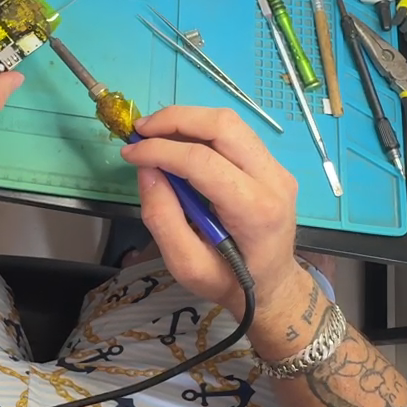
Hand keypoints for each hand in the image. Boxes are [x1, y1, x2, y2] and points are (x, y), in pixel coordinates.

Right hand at [120, 107, 312, 340]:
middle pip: (223, 125)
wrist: (272, 286)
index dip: (160, 150)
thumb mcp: (186, 265)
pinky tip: (176, 141)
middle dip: (175, 120)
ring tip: (153, 132)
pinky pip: (234, 133)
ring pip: (229, 122)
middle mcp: (273, 180)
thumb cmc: (227, 281)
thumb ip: (162, 218)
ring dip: (186, 120)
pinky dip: (200, 129)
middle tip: (139, 130)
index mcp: (254, 210)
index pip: (203, 161)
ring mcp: (277, 168)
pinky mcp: (271, 164)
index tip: (129, 152)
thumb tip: (146, 169)